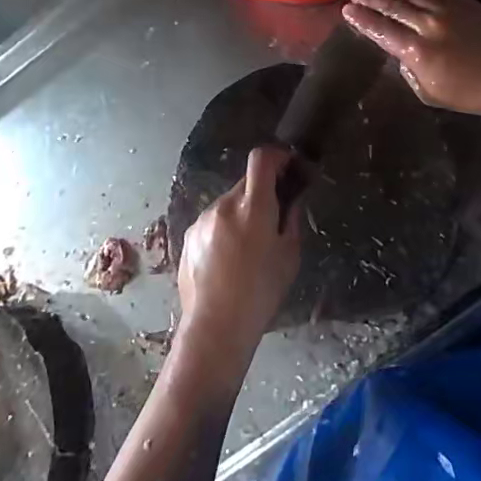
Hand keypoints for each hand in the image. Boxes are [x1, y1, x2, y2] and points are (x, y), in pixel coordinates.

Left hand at [177, 148, 301, 356]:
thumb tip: (291, 199)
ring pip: (228, 205)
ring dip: (241, 214)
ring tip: (249, 249)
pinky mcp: (189, 234)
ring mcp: (202, 219)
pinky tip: (228, 260)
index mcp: (252, 207)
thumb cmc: (260, 293)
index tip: (288, 166)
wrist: (216, 324)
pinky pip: (212, 222)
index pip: (260, 159)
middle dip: (262, 193)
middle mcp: (223, 205)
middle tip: (274, 219)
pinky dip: (224, 230)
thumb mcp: (289, 256)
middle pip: (245, 184)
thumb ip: (291, 220)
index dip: (277, 155)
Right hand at [342, 0, 480, 120]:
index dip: (362, 19)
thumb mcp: (428, 92)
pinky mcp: (465, 3)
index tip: (347, 10)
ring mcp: (448, 11)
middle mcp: (428, 26)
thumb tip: (399, 51)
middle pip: (392, 7)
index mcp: (416, 52)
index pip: (381, 30)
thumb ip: (408, 70)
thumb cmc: (467, 93)